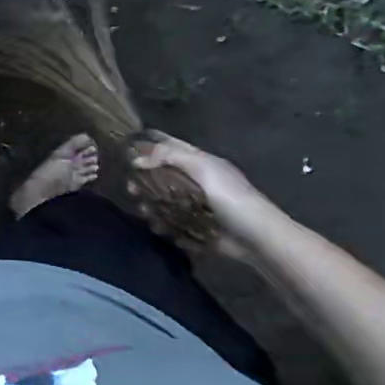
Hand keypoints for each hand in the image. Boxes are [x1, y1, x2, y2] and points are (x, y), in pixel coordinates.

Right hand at [127, 132, 282, 259]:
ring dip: (151, 204)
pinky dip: (164, 224)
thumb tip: (136, 159)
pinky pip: (174, 222)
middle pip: (164, 174)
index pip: (172, 147)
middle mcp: (198, 181)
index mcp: (202, 163)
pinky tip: (157, 227)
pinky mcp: (198, 227)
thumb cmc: (231, 198)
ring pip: (165, 199)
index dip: (151, 145)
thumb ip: (169, 157)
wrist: (257, 238)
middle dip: (145, 180)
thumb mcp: (202, 168)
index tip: (127, 150)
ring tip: (143, 210)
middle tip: (130, 188)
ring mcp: (198, 205)